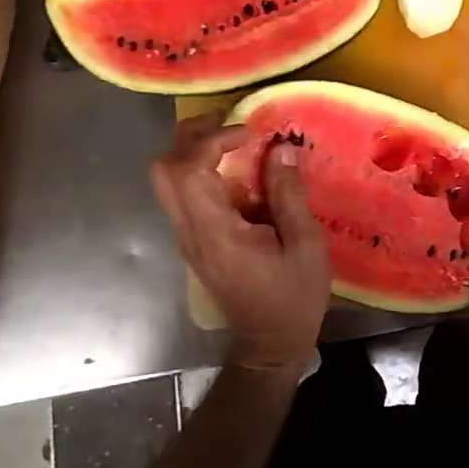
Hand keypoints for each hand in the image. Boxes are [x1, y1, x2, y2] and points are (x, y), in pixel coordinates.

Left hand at [150, 114, 331, 372]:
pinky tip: (237, 169)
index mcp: (215, 232)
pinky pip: (184, 194)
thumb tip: (282, 150)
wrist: (269, 344)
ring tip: (234, 139)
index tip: (251, 133)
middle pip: (164, 170)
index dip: (214, 140)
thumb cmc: (293, 298)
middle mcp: (190, 231)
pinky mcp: (195, 241)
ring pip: (168, 180)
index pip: (189, 170)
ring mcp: (188, 238)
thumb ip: (289, 195)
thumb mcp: (304, 246)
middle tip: (230, 123)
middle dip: (192, 136)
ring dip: (194, 150)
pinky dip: (201, 169)